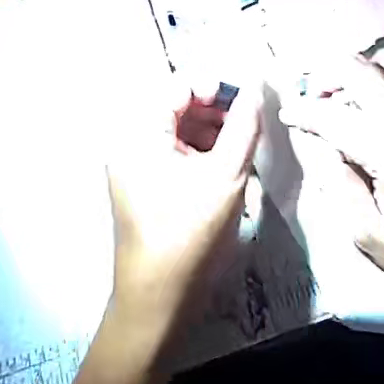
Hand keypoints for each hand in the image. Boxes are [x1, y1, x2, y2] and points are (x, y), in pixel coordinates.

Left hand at [105, 85, 260, 354]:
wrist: (155, 299)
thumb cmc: (190, 235)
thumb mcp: (226, 177)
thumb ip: (244, 126)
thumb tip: (257, 88)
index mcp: (139, 130)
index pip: (178, 84)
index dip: (216, 86)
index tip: (249, 102)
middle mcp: (127, 139)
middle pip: (174, 104)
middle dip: (214, 108)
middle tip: (248, 125)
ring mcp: (130, 162)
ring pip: (174, 128)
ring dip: (208, 130)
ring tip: (239, 148)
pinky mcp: (138, 182)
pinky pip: (169, 151)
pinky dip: (196, 151)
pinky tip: (221, 168)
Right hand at [283, 50, 383, 341]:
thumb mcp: (371, 237)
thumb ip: (335, 182)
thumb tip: (315, 145)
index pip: (329, 112)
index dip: (299, 112)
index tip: (287, 118)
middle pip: (358, 67)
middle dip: (325, 79)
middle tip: (315, 103)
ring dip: (363, 74)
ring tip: (352, 100)